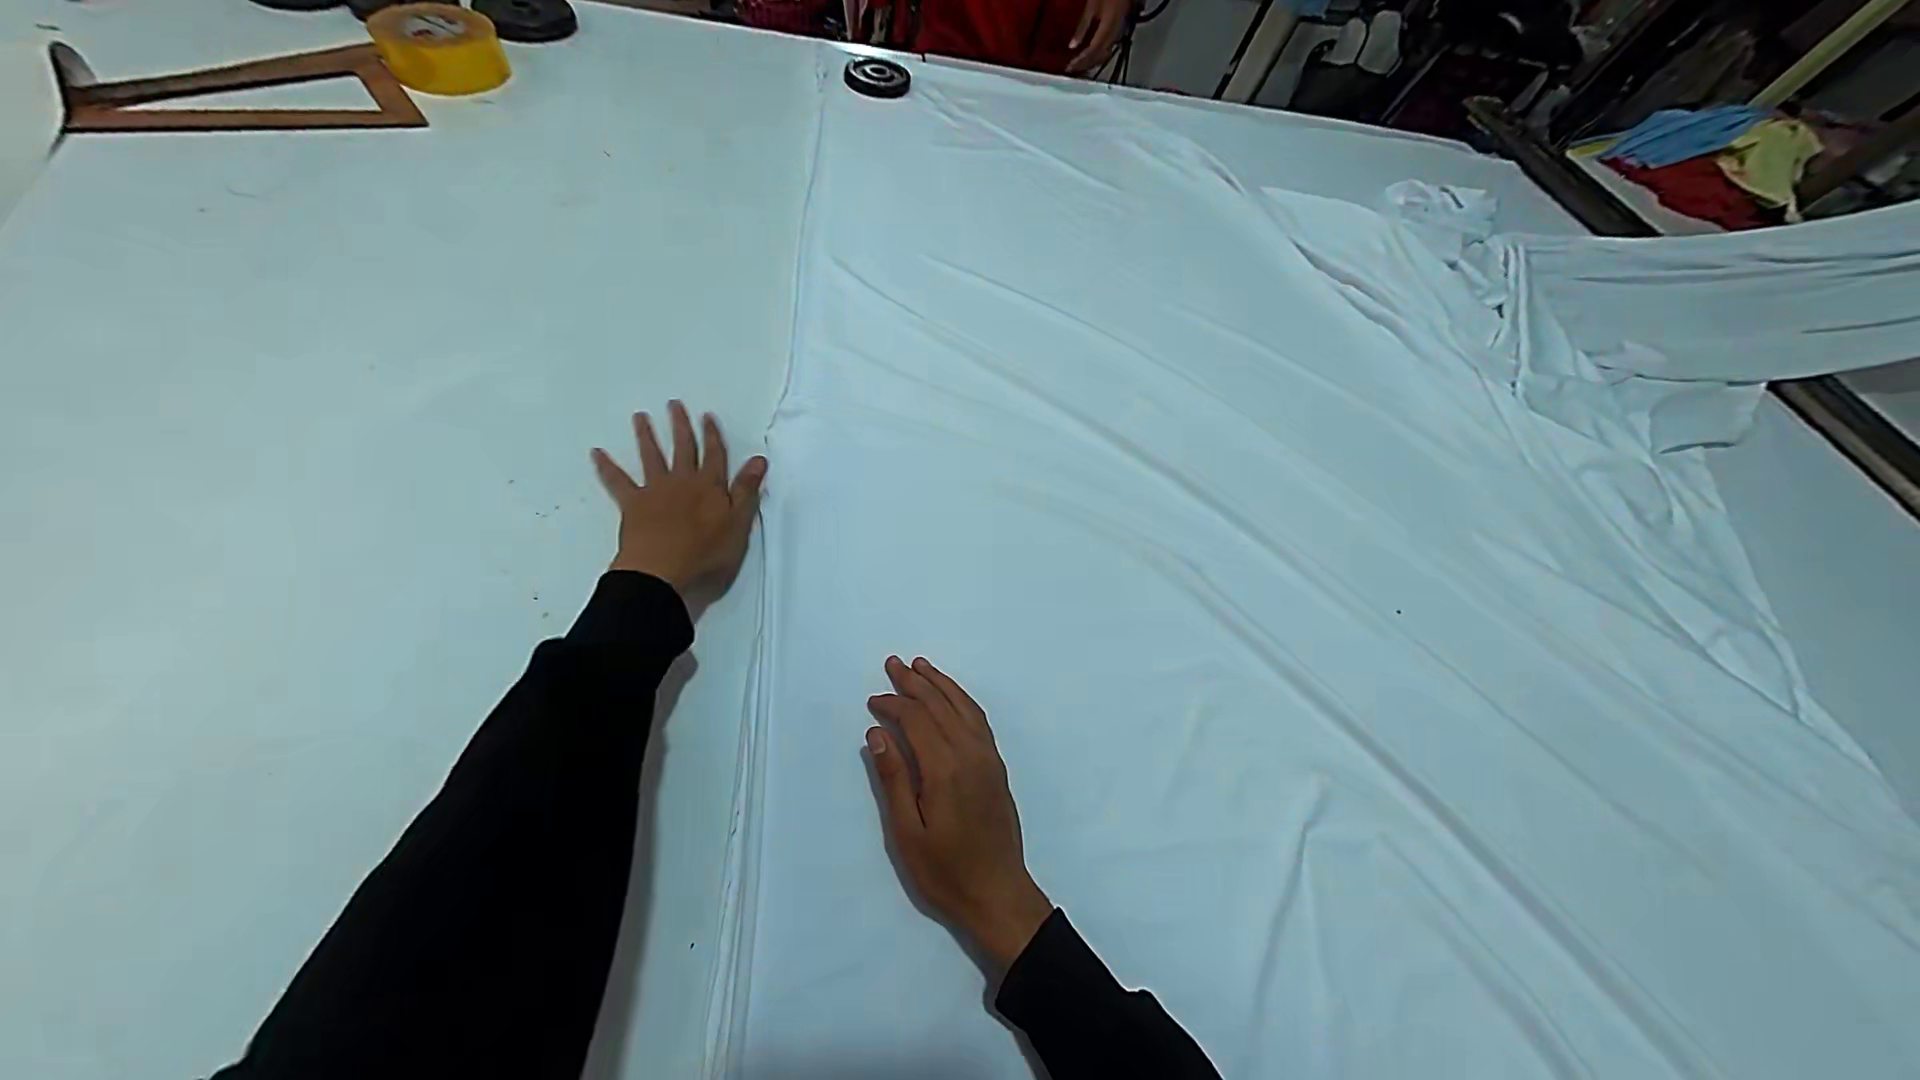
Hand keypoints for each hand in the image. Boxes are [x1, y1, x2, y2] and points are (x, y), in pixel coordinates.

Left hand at [590, 400, 766, 602]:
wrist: (661, 574)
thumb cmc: (706, 555)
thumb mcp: (738, 524)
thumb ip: (746, 491)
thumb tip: (758, 460)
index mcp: (711, 487)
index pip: (715, 456)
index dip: (713, 436)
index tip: (707, 417)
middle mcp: (683, 482)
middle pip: (683, 449)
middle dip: (680, 426)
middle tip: (674, 405)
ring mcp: (655, 492)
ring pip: (651, 457)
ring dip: (647, 436)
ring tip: (640, 417)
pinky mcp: (632, 506)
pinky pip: (616, 482)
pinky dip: (606, 467)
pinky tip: (596, 454)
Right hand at [866, 656, 1053, 973]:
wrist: (999, 894)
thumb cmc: (946, 871)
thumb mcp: (907, 833)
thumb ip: (893, 778)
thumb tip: (877, 733)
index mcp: (945, 768)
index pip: (916, 720)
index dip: (893, 704)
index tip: (873, 700)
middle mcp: (970, 753)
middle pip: (940, 705)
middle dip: (914, 682)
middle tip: (893, 663)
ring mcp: (988, 757)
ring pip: (963, 706)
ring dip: (940, 684)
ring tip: (920, 667)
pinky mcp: (996, 765)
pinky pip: (978, 719)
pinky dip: (962, 699)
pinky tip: (951, 696)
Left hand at [1069, 0, 1130, 73]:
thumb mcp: (1091, 5)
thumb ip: (1083, 27)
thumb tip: (1072, 47)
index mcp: (1109, 23)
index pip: (1094, 48)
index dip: (1082, 60)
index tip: (1070, 67)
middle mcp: (1115, 29)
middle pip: (1100, 54)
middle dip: (1085, 64)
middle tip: (1071, 69)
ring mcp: (1118, 29)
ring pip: (1105, 53)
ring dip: (1091, 61)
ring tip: (1078, 65)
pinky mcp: (1118, 27)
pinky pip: (1107, 46)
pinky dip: (1097, 54)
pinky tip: (1089, 55)